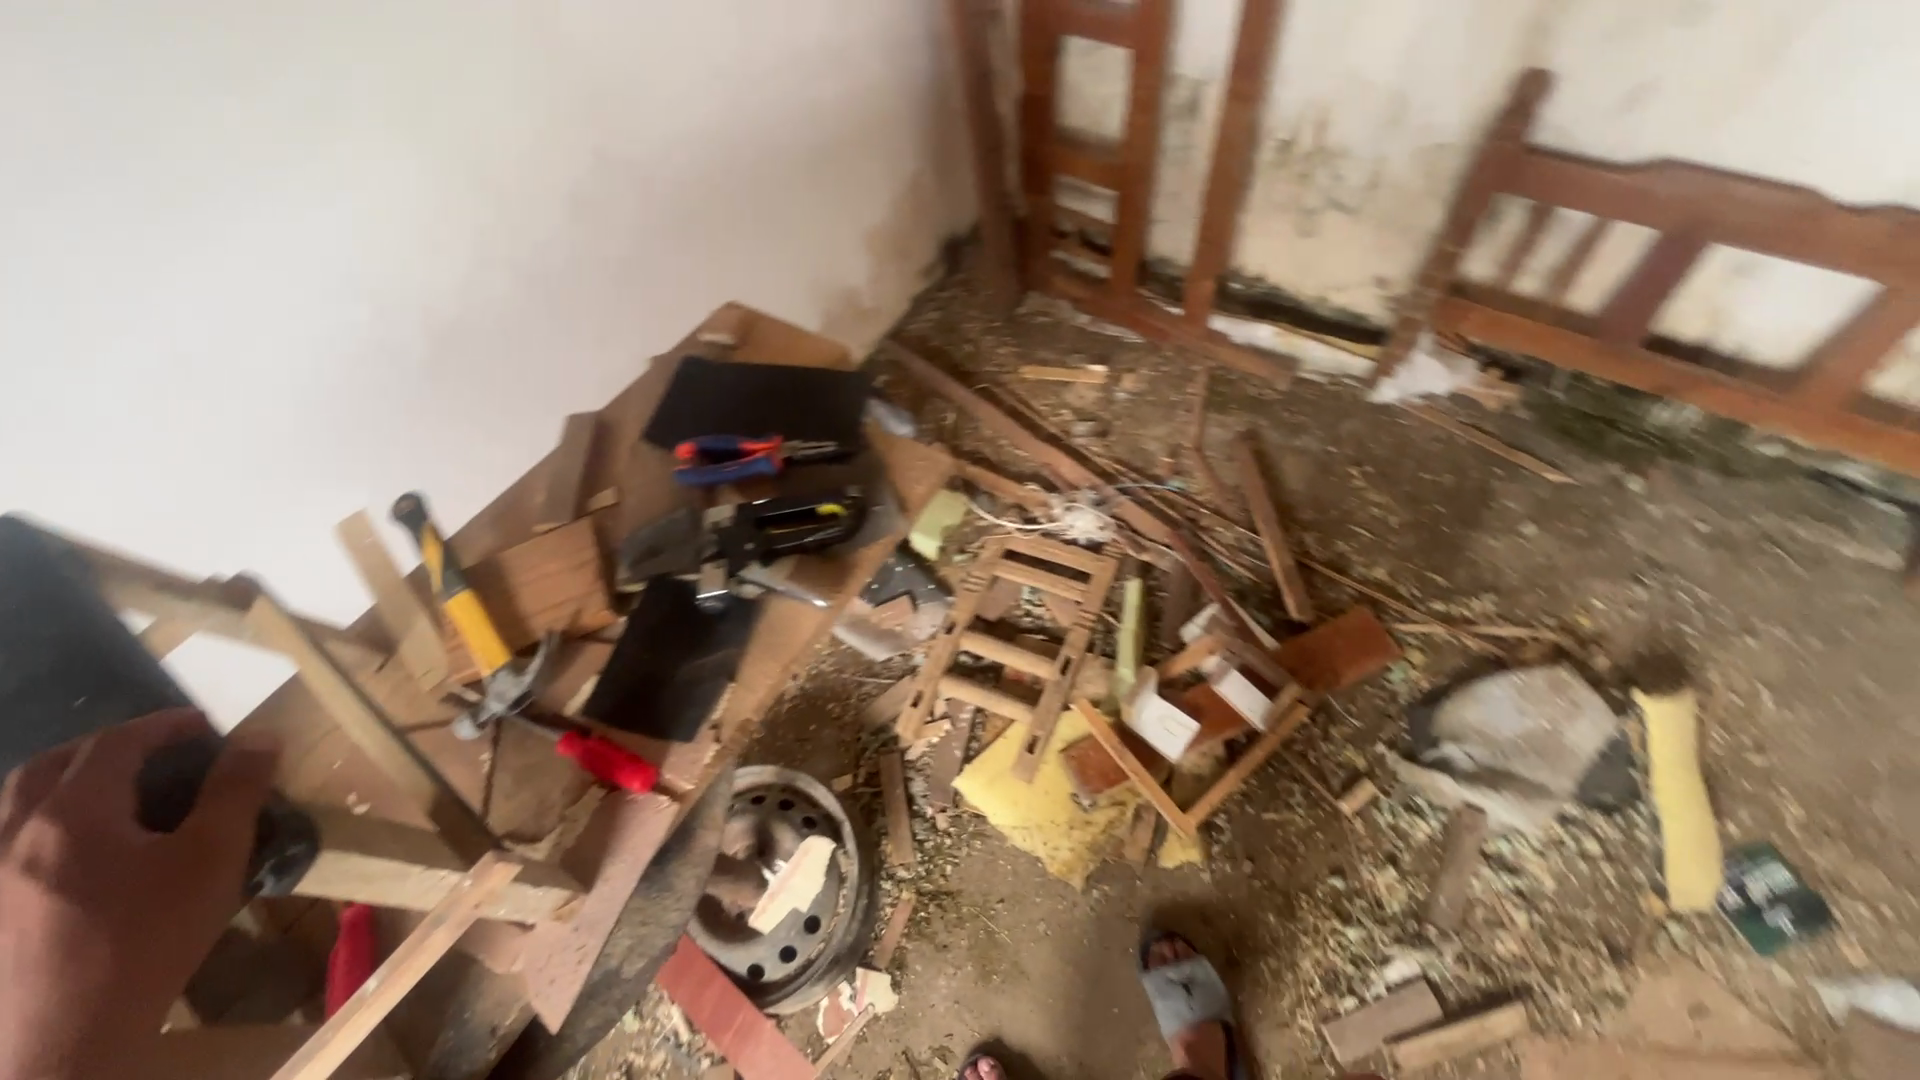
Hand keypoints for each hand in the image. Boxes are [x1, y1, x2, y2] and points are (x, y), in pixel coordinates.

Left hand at [0, 709, 278, 1079]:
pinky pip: (7, 844)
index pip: (114, 743)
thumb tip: (259, 736)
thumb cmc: (148, 937)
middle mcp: (12, 834)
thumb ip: (235, 791)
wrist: (64, 1036)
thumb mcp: (212, 857)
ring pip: (15, 806)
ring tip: (115, 795)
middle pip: (47, 767)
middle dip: (104, 748)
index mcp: (69, 814)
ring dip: (65, 784)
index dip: (163, 724)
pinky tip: (78, 851)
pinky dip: (43, 826)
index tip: (207, 725)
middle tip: (155, 752)